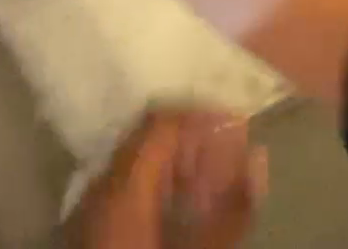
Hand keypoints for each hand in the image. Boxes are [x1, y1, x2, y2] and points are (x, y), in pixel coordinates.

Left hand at [63, 109, 266, 248]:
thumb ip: (232, 209)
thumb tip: (258, 161)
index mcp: (124, 184)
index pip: (162, 122)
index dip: (202, 115)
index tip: (238, 126)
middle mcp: (101, 185)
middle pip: (148, 139)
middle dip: (194, 141)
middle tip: (232, 155)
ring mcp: (90, 209)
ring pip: (138, 164)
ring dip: (178, 165)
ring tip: (216, 183)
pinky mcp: (90, 231)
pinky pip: (127, 189)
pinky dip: (159, 188)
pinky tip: (185, 210)